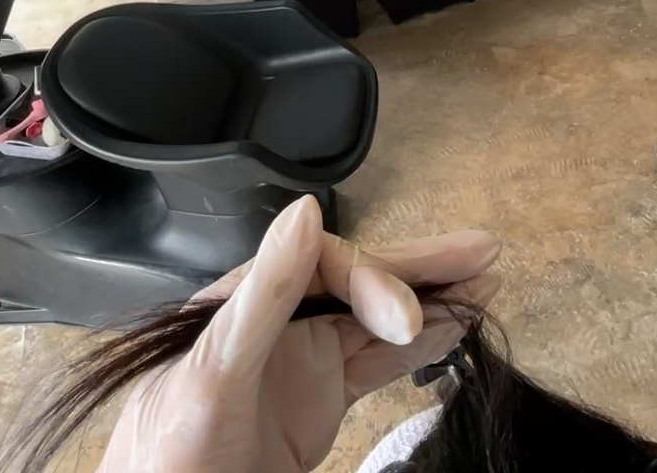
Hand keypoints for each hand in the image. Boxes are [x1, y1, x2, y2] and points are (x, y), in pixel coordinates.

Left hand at [101, 195, 501, 472]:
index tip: (408, 318)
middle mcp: (281, 317)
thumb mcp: (213, 372)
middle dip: (424, 267)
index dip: (375, 281)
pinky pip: (378, 361)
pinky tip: (452, 328)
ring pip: (379, 318)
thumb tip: (308, 209)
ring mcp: (304, 357)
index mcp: (249, 297)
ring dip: (432, 300)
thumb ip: (263, 293)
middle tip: (483, 252)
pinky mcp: (320, 395)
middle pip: (363, 280)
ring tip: (484, 283)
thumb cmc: (172, 460)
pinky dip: (418, 345)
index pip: (327, 265)